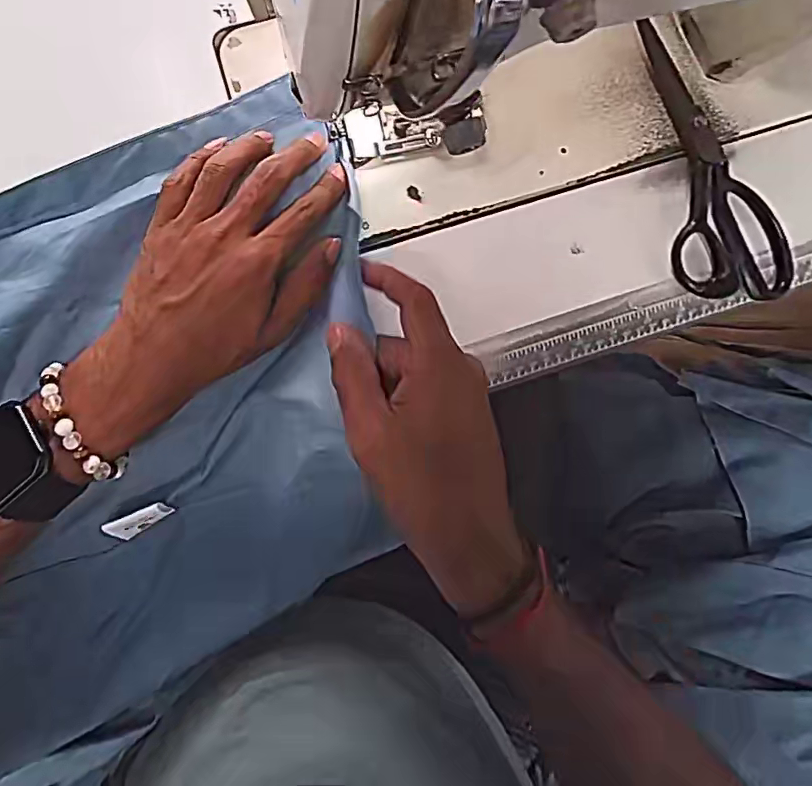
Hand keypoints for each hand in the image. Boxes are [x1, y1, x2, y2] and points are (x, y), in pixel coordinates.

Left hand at [51, 129, 349, 472]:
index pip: (301, 212)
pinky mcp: (162, 227)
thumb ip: (305, 287)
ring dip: (248, 148)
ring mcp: (189, 227)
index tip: (335, 176)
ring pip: (222, 170)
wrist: (151, 356)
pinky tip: (215, 149)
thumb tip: (329, 250)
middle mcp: (222, 236)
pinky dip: (199, 159)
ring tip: (266, 138)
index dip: (324, 189)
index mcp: (255, 262)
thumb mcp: (271, 331)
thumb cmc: (209, 349)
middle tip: (311, 144)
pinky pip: (180, 181)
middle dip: (295, 156)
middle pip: (266, 180)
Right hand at [328, 262, 530, 616]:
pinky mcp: (469, 413)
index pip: (415, 301)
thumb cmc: (421, 487)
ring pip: (413, 369)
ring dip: (386, 388)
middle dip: (371, 364)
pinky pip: (428, 387)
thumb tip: (340, 331)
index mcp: (439, 363)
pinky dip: (402, 400)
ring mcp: (468, 392)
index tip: (362, 270)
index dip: (387, 279)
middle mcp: (460, 368)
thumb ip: (351, 373)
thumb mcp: (370, 429)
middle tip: (351, 406)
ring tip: (374, 435)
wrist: (470, 541)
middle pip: (404, 344)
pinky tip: (392, 439)